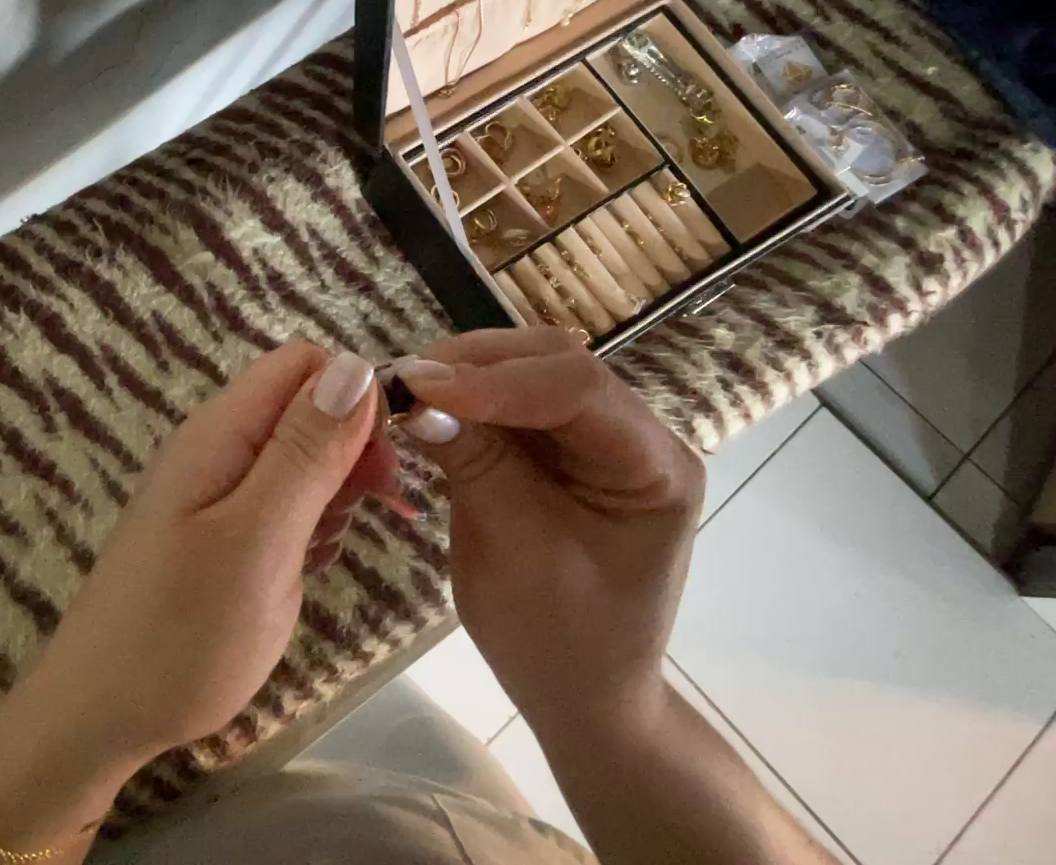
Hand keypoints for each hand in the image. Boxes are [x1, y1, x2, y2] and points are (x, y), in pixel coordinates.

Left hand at [16, 342, 397, 768]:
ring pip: (305, 461)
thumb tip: (354, 365)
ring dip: (335, 496)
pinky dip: (311, 529)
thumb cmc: (180, 630)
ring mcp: (222, 493)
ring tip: (319, 554)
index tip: (378, 462)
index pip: (303, 365)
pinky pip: (288, 506)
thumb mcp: (257, 538)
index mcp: (221, 432)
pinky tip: (303, 571)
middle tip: (370, 513)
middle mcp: (220, 449)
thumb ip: (306, 452)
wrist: (105, 712)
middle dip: (352, 451)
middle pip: (308, 410)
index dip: (353, 397)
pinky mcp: (227, 533)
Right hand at [393, 328, 704, 731]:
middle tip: (401, 380)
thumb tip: (414, 397)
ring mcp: (592, 439)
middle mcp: (633, 436)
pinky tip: (424, 406)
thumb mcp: (513, 551)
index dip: (494, 380)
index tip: (415, 385)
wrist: (577, 690)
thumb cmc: (558, 638)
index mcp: (654, 467)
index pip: (578, 390)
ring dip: (463, 374)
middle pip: (555, 364)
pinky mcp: (554, 449)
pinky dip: (461, 400)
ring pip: (526, 371)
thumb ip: (474, 465)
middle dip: (475, 365)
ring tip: (404, 389)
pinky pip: (506, 404)